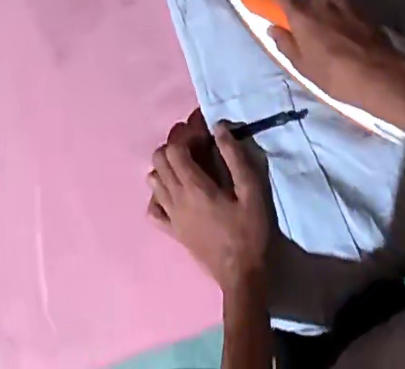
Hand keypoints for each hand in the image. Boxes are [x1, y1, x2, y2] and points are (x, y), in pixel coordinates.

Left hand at [147, 109, 270, 291]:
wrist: (242, 277)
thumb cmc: (249, 232)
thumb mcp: (251, 191)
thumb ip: (235, 157)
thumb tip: (219, 127)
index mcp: (194, 186)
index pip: (174, 149)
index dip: (186, 137)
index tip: (203, 138)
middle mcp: (176, 198)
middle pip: (158, 159)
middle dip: (173, 147)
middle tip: (194, 149)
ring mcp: (171, 216)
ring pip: (152, 181)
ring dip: (165, 168)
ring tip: (186, 169)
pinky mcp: (172, 233)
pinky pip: (153, 209)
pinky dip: (158, 197)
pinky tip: (174, 196)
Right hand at [263, 0, 404, 113]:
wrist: (386, 78)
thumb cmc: (337, 76)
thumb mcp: (304, 67)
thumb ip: (286, 44)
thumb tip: (274, 29)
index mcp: (302, 14)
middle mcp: (322, 2)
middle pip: (307, 1)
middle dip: (305, 11)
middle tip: (308, 31)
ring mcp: (347, 4)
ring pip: (329, 5)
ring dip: (327, 16)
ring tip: (334, 38)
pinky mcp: (367, 11)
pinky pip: (347, 12)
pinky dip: (345, 20)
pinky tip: (352, 38)